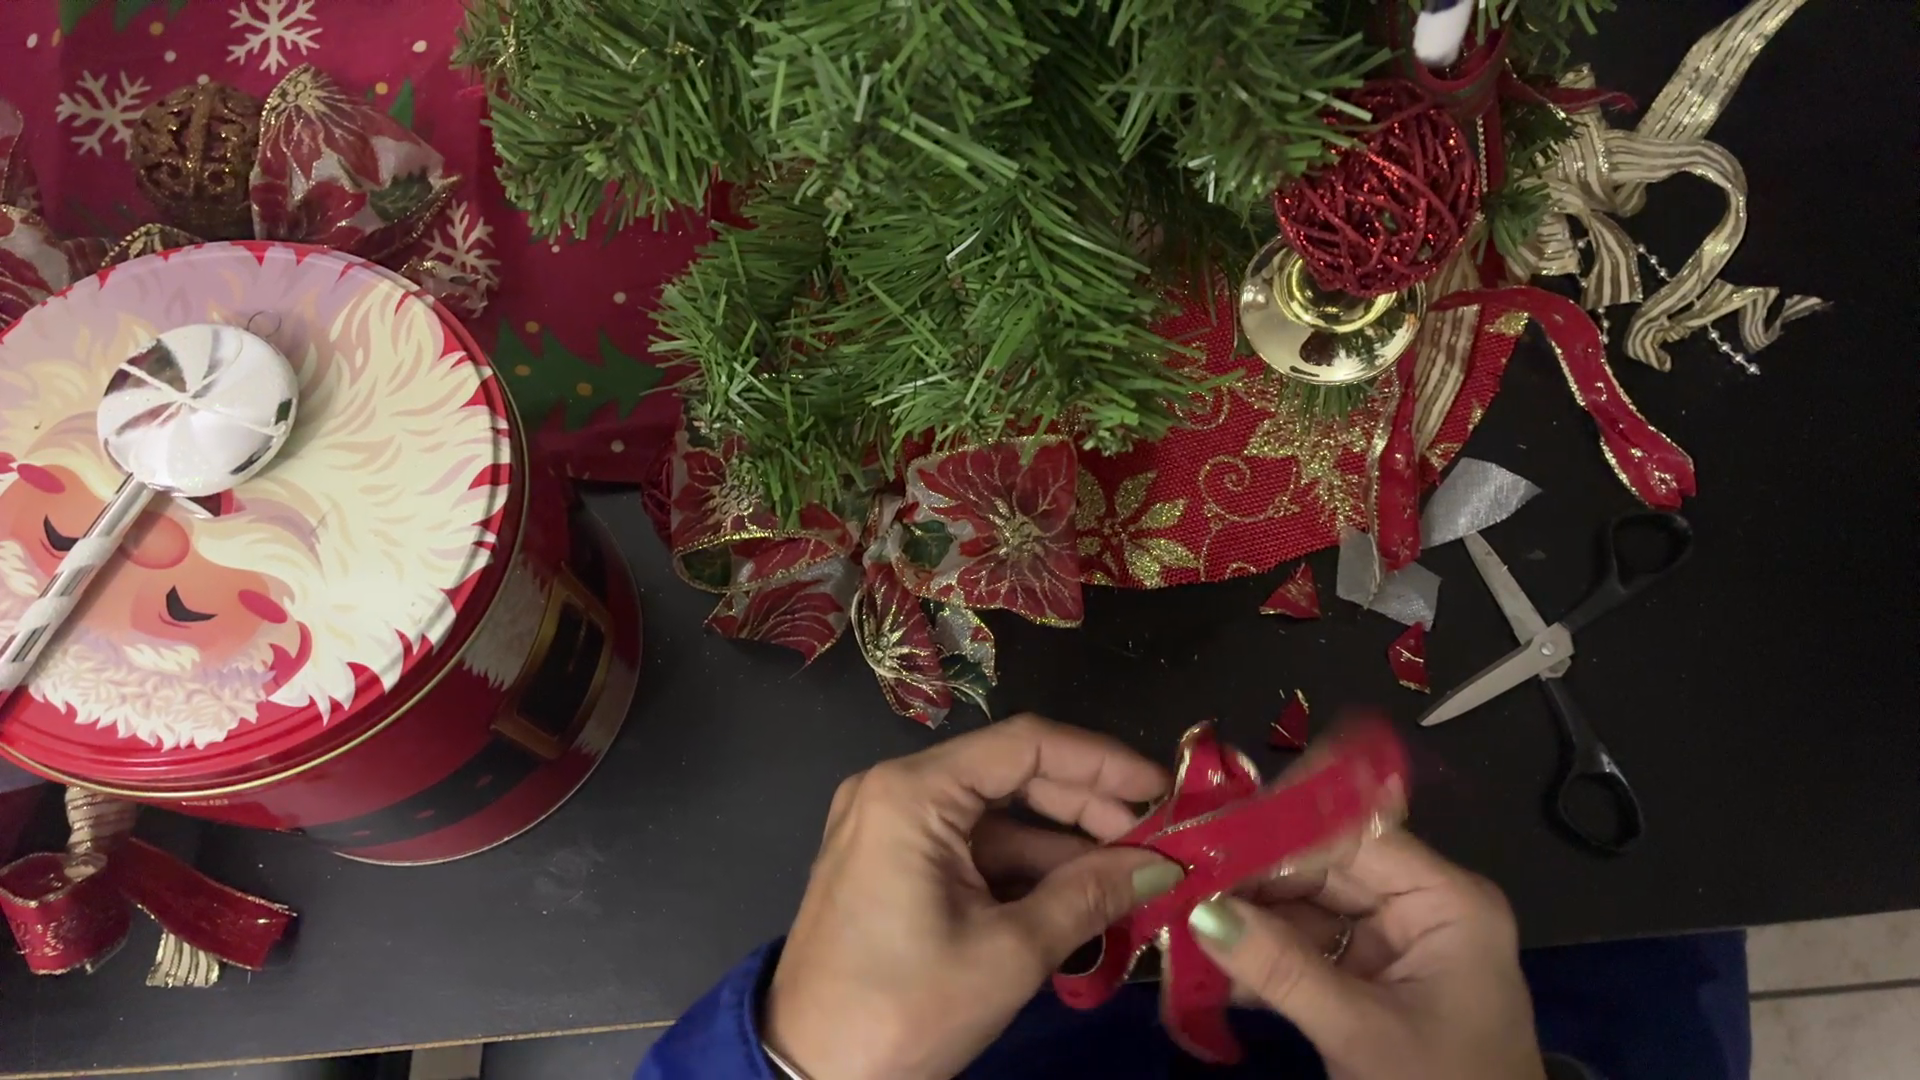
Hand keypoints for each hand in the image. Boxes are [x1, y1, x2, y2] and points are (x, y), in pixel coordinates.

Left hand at [764, 715, 1183, 1079]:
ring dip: (1062, 840)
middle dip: (1086, 804)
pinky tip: (1079, 887)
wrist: (806, 1079)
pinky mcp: (895, 856)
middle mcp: (897, 788)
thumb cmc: (902, 1012)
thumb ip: (1089, 896)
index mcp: (912, 791)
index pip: (1024, 745)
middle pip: (1011, 772)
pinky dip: (1025, 864)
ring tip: (1132, 868)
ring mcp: (892, 820)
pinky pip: (972, 843)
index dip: (1100, 761)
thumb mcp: (1007, 954)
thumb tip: (1162, 865)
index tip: (1161, 786)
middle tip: (1155, 837)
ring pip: (995, 811)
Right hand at [1188, 830, 1545, 1079]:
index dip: (1279, 823)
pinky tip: (1201, 951)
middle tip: (1179, 870)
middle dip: (1248, 871)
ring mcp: (1385, 936)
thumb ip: (1282, 969)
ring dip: (1241, 910)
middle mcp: (1414, 902)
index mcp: (1444, 900)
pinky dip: (1254, 948)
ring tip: (1177, 907)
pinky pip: (1296, 940)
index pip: (1351, 832)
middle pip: (1317, 861)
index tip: (1207, 825)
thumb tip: (1198, 911)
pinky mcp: (1359, 969)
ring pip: (1297, 899)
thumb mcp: (1365, 1037)